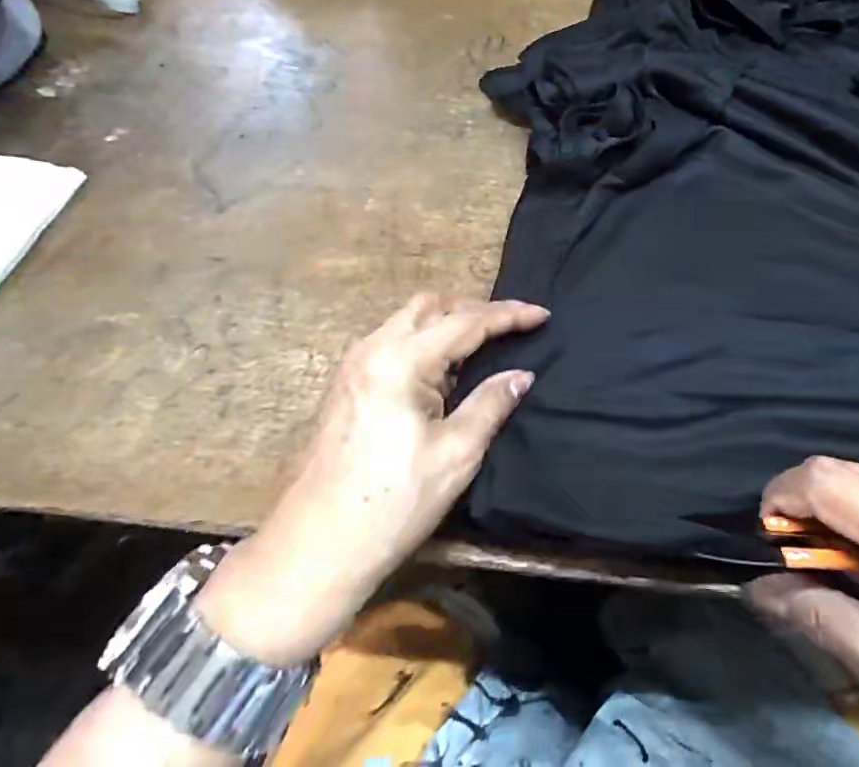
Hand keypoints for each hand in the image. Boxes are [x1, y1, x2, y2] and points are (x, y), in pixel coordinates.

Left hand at [195, 295, 547, 664]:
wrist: (315, 551)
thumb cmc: (393, 503)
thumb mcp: (457, 453)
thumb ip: (492, 403)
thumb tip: (521, 375)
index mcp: (399, 363)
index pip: (466, 322)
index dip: (509, 315)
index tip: (543, 315)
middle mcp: (372, 352)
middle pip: (431, 306)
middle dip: (476, 309)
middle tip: (512, 327)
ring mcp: (353, 368)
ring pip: (409, 320)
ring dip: (450, 323)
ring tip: (485, 345)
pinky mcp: (347, 387)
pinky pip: (395, 341)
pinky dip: (428, 340)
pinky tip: (447, 370)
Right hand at [749, 458, 858, 766]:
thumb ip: (825, 621)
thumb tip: (756, 587)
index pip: (829, 480)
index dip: (782, 505)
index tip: (774, 555)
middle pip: (837, 470)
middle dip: (805, 516)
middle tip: (813, 579)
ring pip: (856, 472)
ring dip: (832, 517)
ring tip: (853, 579)